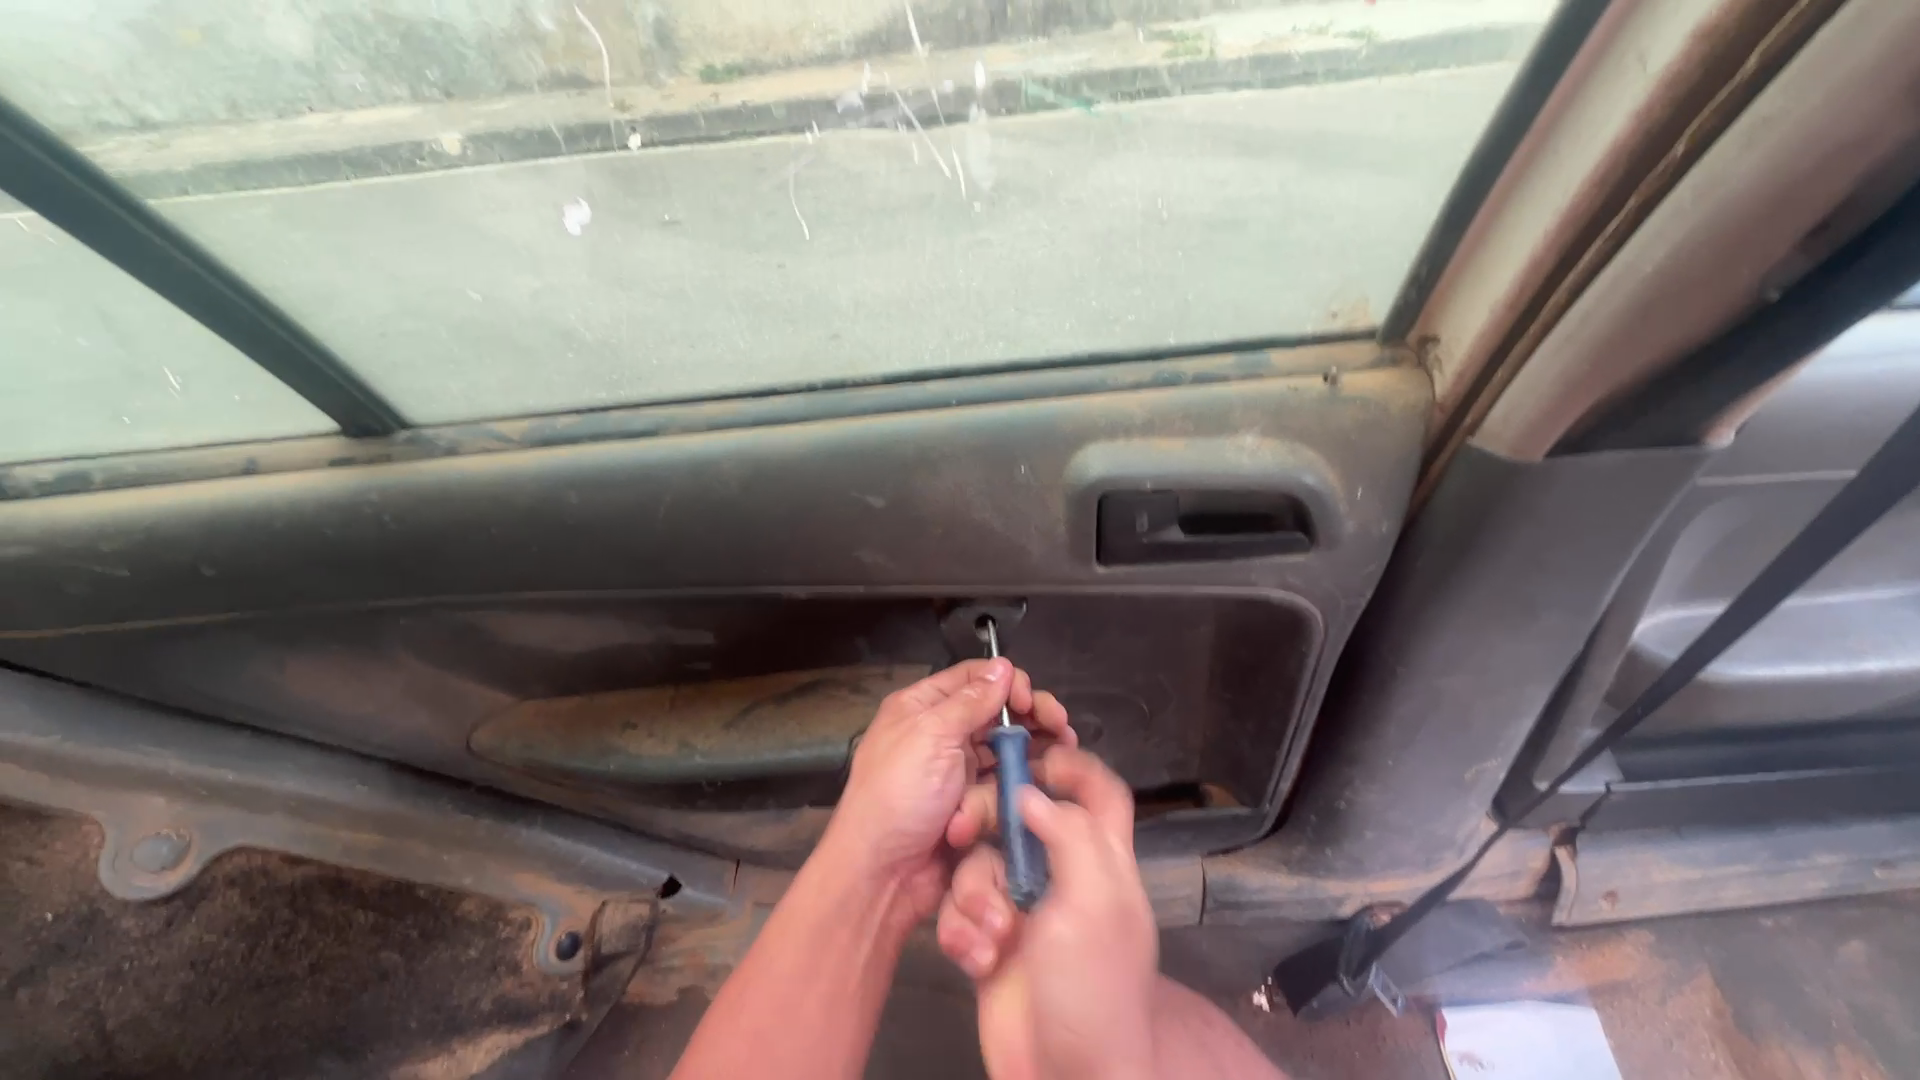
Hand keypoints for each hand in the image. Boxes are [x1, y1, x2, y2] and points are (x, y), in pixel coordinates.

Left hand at [819, 658, 1074, 929]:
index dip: (1007, 682)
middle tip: (1061, 726)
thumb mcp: (931, 736)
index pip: (973, 677)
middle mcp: (941, 733)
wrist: (882, 873)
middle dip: (1030, 716)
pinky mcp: (972, 802)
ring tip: (1063, 750)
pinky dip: (1019, 782)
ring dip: (1031, 750)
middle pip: (996, 712)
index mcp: (922, 707)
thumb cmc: (898, 796)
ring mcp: (957, 769)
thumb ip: (970, 700)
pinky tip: (1046, 779)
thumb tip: (1003, 665)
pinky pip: (1003, 784)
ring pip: (1005, 748)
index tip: (1030, 701)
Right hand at [937, 746, 1158, 1079]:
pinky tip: (977, 957)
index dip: (1073, 766)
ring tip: (989, 935)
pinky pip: (964, 908)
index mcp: (1103, 860)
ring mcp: (1025, 906)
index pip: (1101, 792)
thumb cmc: (1091, 987)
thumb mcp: (1094, 903)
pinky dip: (963, 929)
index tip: (1031, 756)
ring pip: (983, 861)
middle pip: (1022, 815)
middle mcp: (1063, 874)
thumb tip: (1033, 791)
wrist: (1063, 1078)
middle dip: (989, 820)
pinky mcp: (992, 937)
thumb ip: (1070, 835)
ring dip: (975, 894)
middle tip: (963, 828)